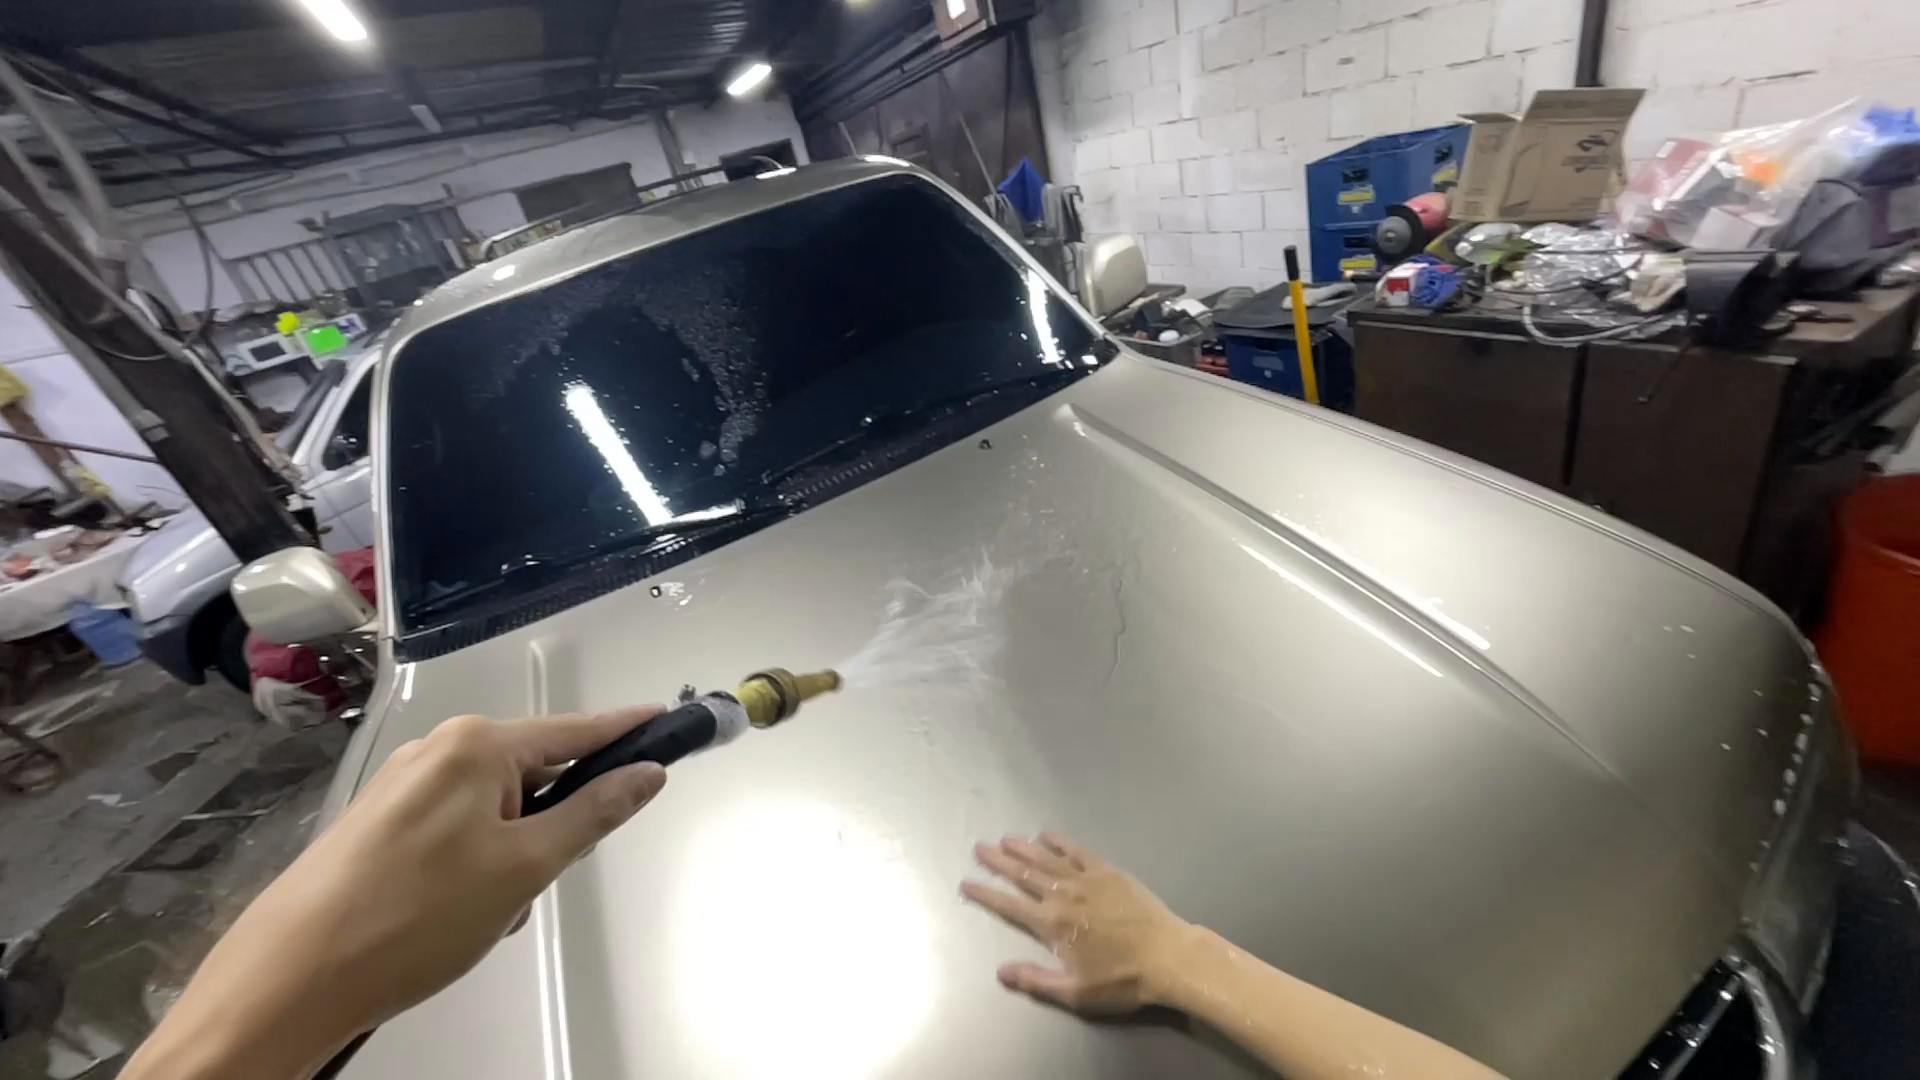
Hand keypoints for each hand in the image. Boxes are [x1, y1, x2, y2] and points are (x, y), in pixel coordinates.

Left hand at [123, 708, 667, 1079]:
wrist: (279, 991)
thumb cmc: (415, 919)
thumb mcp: (526, 866)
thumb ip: (596, 811)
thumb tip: (648, 772)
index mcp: (478, 746)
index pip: (577, 730)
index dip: (627, 729)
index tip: (669, 719)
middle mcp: (441, 749)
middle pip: (535, 767)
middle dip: (555, 816)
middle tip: (546, 873)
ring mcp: (404, 782)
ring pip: (499, 800)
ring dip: (516, 844)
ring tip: (491, 906)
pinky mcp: (380, 818)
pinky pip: (460, 818)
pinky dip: (480, 852)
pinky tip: (458, 905)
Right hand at [962, 831, 1193, 1013]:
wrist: (1166, 956)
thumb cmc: (1121, 980)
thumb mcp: (1076, 993)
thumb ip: (1036, 980)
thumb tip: (1000, 971)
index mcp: (1052, 925)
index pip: (1010, 906)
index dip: (985, 893)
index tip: (966, 882)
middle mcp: (1063, 895)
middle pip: (1023, 874)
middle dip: (998, 861)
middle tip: (979, 847)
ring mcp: (1085, 879)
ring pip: (1046, 858)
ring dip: (1023, 847)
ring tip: (1005, 838)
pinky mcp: (1106, 870)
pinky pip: (1076, 850)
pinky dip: (1060, 840)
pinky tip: (1047, 833)